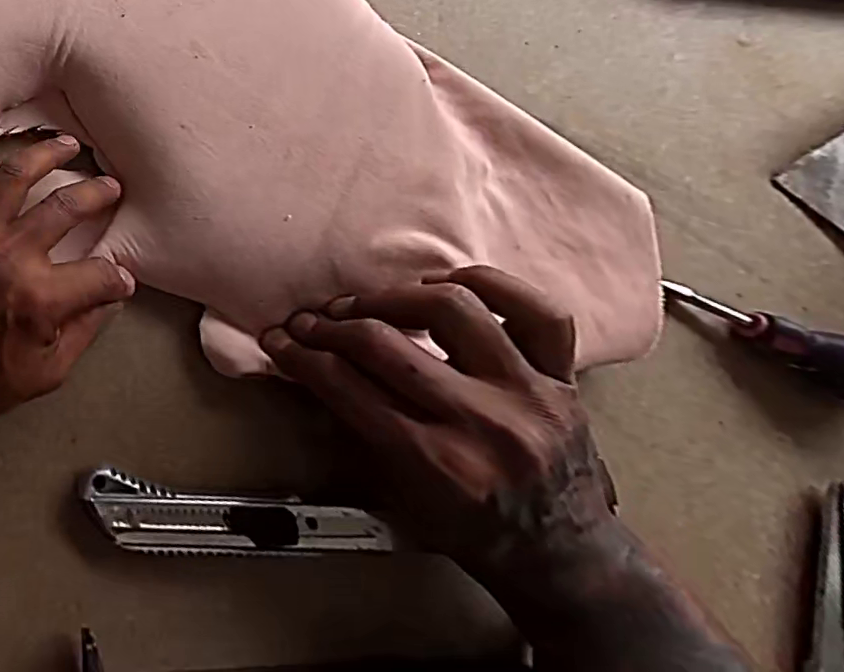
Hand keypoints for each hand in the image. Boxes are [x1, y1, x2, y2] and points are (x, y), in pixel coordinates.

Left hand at [0, 96, 135, 432]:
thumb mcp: (45, 375)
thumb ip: (83, 332)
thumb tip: (109, 296)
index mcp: (40, 298)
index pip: (102, 274)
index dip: (117, 278)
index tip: (119, 278)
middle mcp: (10, 255)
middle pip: (68, 209)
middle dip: (98, 195)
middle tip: (111, 189)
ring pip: (18, 176)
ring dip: (49, 154)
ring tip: (70, 144)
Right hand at [257, 267, 619, 590]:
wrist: (566, 559)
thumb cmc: (467, 528)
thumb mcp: (392, 487)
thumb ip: (351, 421)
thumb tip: (306, 363)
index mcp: (434, 460)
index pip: (342, 383)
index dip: (297, 353)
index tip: (277, 338)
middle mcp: (484, 422)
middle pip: (381, 343)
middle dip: (327, 327)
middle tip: (307, 322)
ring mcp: (530, 395)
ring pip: (450, 308)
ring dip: (390, 298)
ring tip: (366, 305)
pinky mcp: (564, 382)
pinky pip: (538, 313)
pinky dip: (490, 286)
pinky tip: (445, 284)